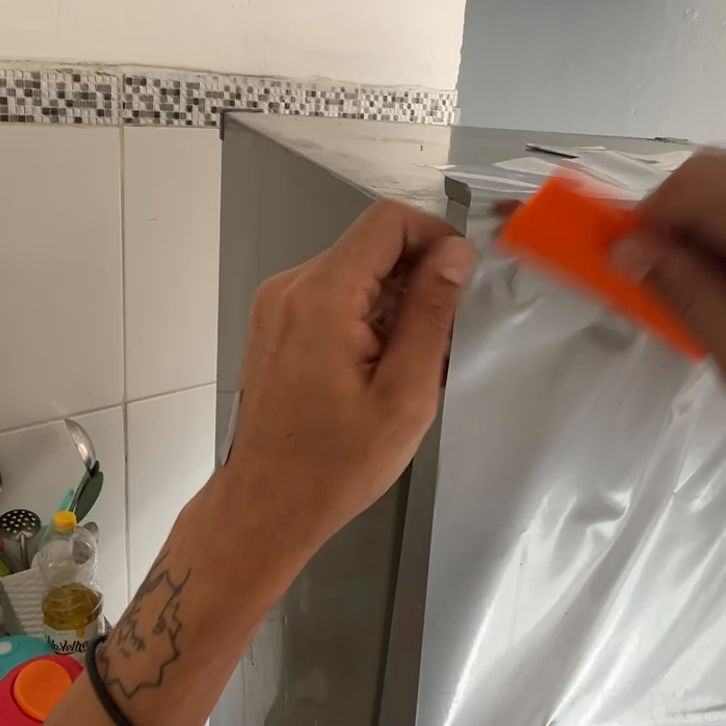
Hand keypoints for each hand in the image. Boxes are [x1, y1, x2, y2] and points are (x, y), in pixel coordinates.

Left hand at [218, 200, 474, 553]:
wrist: (266, 504)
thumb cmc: (336, 463)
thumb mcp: (405, 394)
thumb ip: (431, 315)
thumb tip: (454, 254)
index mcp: (321, 296)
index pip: (387, 221)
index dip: (434, 237)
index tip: (459, 279)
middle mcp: (290, 287)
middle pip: (369, 246)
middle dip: (415, 278)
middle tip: (441, 336)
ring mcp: (276, 304)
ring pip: (352, 271)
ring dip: (391, 301)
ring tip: (408, 361)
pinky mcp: (273, 324)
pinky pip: (329, 296)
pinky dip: (362, 315)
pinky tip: (376, 365)